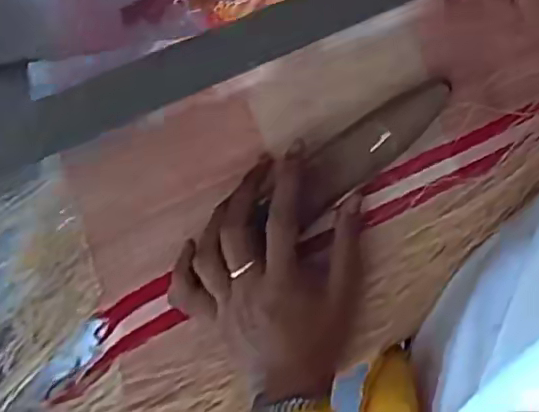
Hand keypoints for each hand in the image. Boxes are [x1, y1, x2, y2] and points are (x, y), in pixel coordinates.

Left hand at [171, 150, 362, 402]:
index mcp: (282, 280)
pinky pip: (184, 294)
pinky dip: (182, 266)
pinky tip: (192, 242)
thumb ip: (347, 242)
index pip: (281, 218)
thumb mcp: (344, 290)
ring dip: (218, 217)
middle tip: (261, 165)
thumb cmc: (321, 336)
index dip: (287, 180)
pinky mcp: (209, 321)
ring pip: (206, 254)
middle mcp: (246, 289)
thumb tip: (355, 196)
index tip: (293, 150)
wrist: (291, 391)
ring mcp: (222, 306)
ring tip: (236, 194)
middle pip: (234, 229)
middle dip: (246, 189)